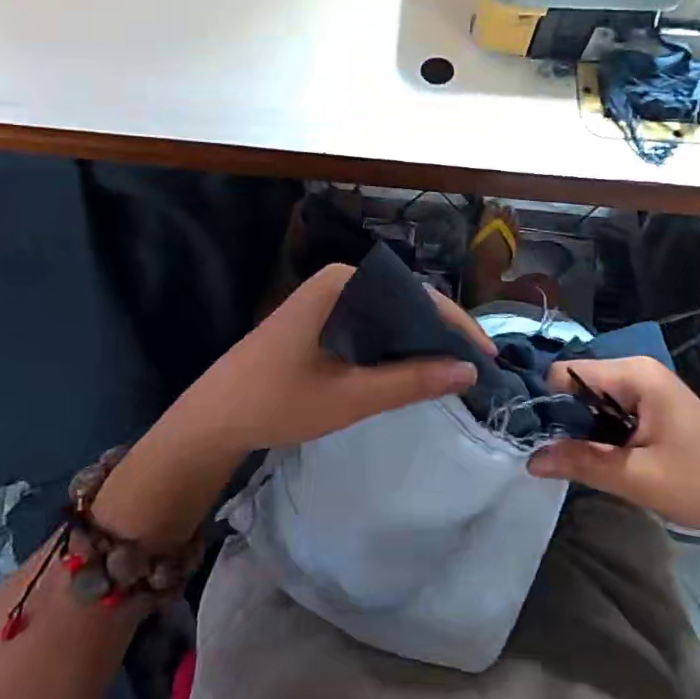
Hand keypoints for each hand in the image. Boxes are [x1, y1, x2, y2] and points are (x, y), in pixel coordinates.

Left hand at [165, 263, 482, 455]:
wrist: (214, 417)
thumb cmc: (278, 401)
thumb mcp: (351, 396)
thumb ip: (412, 381)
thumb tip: (469, 371)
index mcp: (343, 282)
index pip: (416, 295)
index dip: (455, 326)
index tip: (485, 357)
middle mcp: (337, 280)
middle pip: (404, 302)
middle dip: (439, 334)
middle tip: (472, 369)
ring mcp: (326, 299)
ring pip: (388, 316)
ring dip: (417, 343)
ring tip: (450, 372)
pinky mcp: (319, 319)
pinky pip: (369, 326)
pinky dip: (392, 347)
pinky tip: (408, 370)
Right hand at [527, 356, 699, 535]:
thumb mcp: (636, 477)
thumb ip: (581, 462)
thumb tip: (530, 459)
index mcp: (634, 374)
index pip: (567, 372)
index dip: (546, 400)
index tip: (530, 433)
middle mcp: (638, 372)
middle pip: (578, 383)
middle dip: (561, 416)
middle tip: (544, 452)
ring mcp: (646, 389)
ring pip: (592, 400)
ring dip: (579, 427)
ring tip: (564, 457)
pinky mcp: (651, 408)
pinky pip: (609, 411)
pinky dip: (597, 432)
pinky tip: (593, 456)